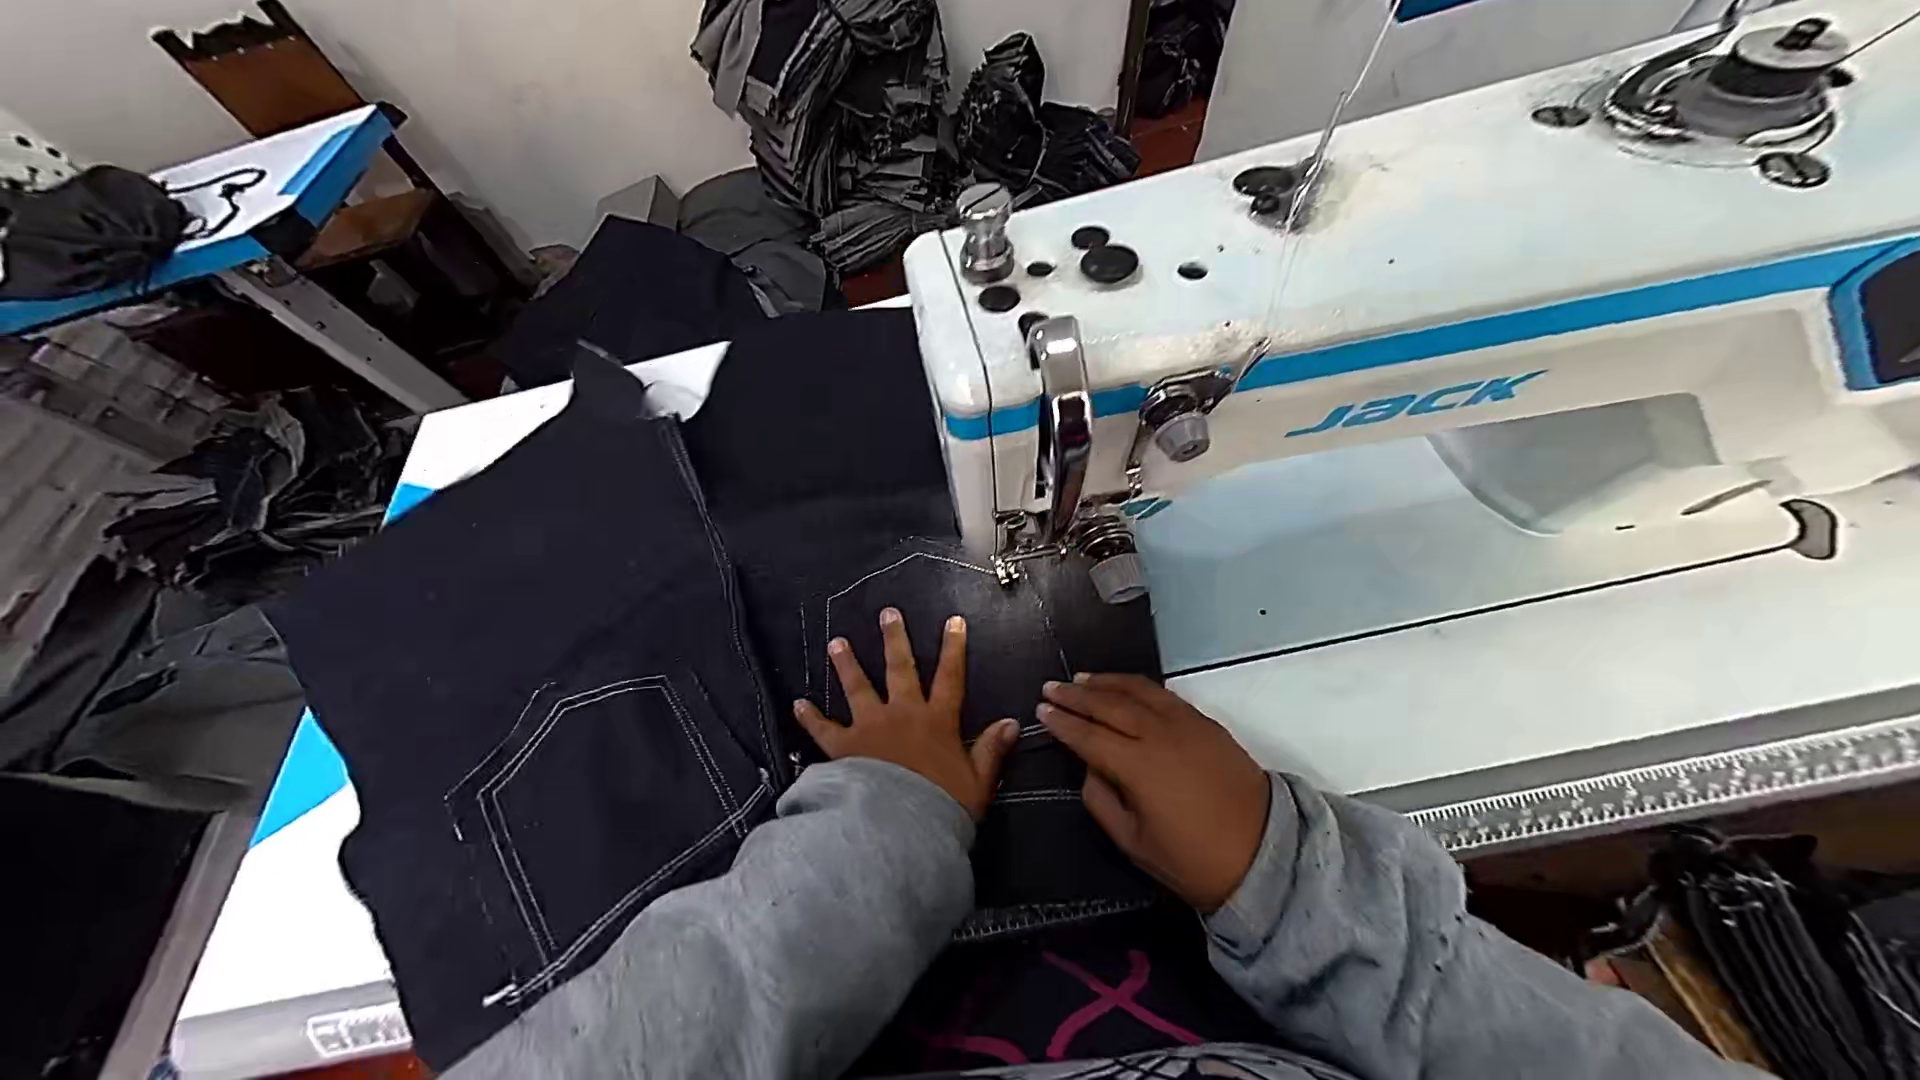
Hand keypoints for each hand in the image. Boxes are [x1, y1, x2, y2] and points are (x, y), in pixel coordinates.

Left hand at [794, 608, 1019, 819]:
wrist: (896, 832)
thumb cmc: (940, 808)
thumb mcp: (978, 783)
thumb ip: (993, 751)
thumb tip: (1012, 723)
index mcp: (936, 721)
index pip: (950, 677)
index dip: (953, 648)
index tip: (953, 621)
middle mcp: (902, 714)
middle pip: (900, 669)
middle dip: (895, 639)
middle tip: (887, 614)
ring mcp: (870, 727)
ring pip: (858, 687)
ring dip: (847, 663)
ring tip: (837, 642)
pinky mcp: (843, 747)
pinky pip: (823, 729)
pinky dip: (809, 717)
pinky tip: (797, 703)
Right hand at [1038, 674, 1269, 912]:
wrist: (1266, 856)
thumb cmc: (1194, 860)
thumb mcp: (1134, 843)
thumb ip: (1101, 800)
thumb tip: (1091, 767)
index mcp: (1138, 766)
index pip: (1089, 736)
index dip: (1063, 722)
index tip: (1042, 710)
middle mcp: (1159, 735)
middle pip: (1109, 705)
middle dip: (1076, 695)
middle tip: (1050, 687)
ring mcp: (1186, 724)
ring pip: (1137, 691)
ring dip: (1105, 682)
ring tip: (1081, 678)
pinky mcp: (1205, 723)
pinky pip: (1163, 694)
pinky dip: (1137, 685)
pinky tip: (1124, 686)